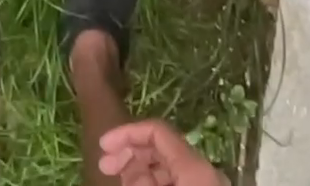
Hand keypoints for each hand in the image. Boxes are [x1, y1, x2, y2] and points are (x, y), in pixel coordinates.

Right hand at [98, 120, 226, 185]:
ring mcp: (206, 182)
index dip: (126, 132)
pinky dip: (154, 181)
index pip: (156, 130)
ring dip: (139, 169)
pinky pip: (176, 180)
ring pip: (167, 165)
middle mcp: (203, 168)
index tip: (103, 144)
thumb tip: (125, 168)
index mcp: (194, 163)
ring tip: (120, 180)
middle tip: (105, 165)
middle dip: (130, 152)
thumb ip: (140, 178)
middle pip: (161, 146)